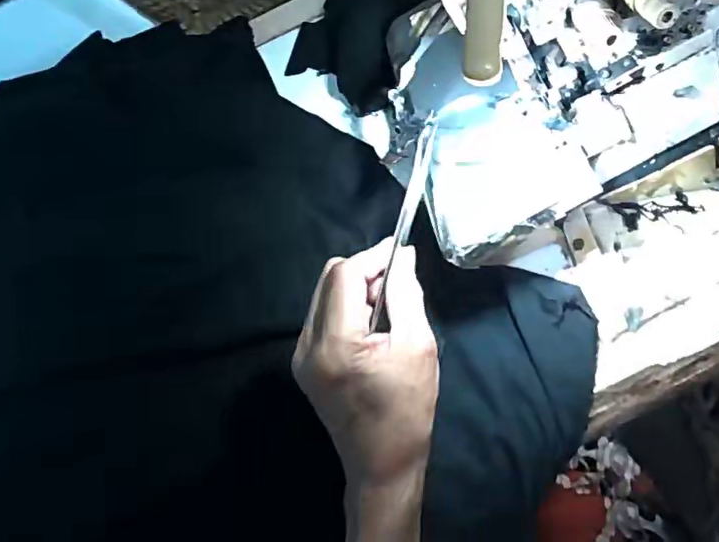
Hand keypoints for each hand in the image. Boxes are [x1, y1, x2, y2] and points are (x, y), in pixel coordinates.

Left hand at [293, 238, 439, 492]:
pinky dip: (347, 305)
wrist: (382, 465)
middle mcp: (308, 345)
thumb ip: (406, 292)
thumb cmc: (407, 408)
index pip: (346, 274)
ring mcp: (301, 355)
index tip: (401, 253)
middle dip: (364, 269)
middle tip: (395, 284)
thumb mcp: (418, 344)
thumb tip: (401, 255)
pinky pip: (323, 312)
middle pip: (330, 277)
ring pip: (325, 291)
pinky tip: (370, 324)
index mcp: (336, 343)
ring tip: (386, 308)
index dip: (374, 256)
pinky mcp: (303, 363)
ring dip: (356, 287)